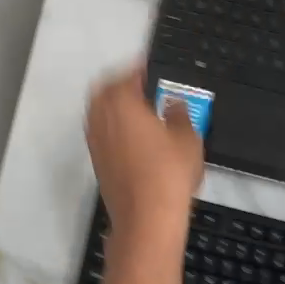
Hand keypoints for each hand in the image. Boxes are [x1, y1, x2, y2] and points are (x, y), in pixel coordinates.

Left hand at [85, 64, 203, 246]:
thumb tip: (175, 104)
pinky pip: (103, 133)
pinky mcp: (98, 162)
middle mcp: (101, 118)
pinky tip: (134, 138)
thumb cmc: (168, 174)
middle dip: (121, 85)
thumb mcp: (188, 137)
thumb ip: (180, 113)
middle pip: (104, 90)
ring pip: (100, 113)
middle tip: (141, 85)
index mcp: (122, 102)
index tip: (148, 66)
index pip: (127, 75)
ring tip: (138, 110)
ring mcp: (96, 141)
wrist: (147, 217)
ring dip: (115, 107)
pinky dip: (114, 128)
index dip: (139, 69)